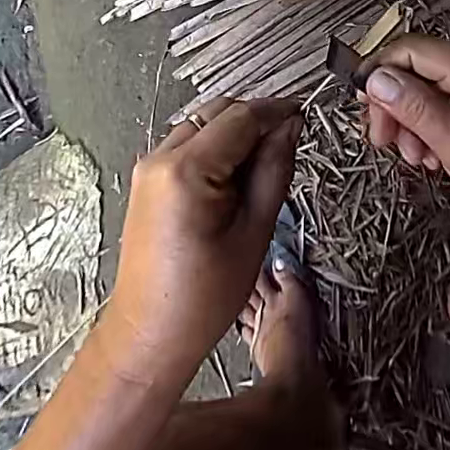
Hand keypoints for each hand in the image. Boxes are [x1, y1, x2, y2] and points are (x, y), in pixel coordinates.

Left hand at [104, 96, 301, 381]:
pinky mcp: (148, 177)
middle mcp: (161, 158)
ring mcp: (150, 166)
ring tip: (262, 166)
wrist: (148, 337)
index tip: (302, 116)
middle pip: (220, 111)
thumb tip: (291, 126)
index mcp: (187, 170)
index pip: (241, 117)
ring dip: (236, 131)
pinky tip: (234, 177)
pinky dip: (217, 145)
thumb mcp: (255, 231)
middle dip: (257, 119)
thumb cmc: (202, 298)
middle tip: (287, 142)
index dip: (276, 111)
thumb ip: (275, 168)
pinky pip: (189, 141)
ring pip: (204, 122)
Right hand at [361, 36, 449, 220]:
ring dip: (406, 119)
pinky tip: (429, 152)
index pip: (409, 49)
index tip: (363, 105)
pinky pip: (434, 98)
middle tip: (382, 140)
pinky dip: (423, 124)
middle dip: (391, 103)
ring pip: (418, 85)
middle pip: (411, 66)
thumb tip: (376, 79)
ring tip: (414, 155)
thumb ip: (415, 108)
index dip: (379, 72)